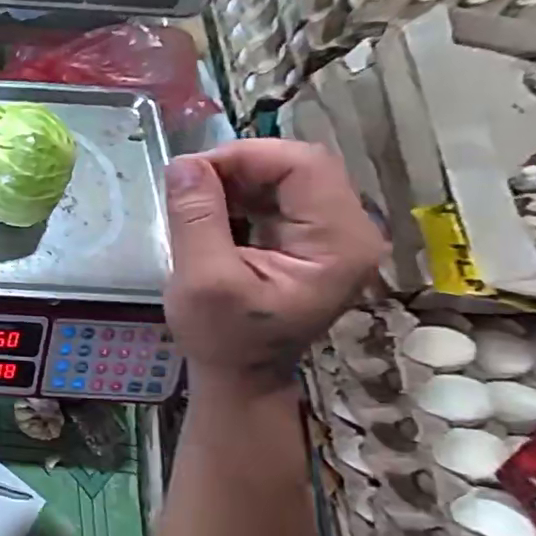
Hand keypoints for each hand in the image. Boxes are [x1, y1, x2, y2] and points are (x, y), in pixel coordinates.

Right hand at [163, 140, 383, 393]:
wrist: (240, 378)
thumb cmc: (223, 339)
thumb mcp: (202, 282)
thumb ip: (196, 218)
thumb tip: (184, 163)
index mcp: (340, 243)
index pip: (303, 166)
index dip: (246, 156)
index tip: (191, 172)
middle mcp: (351, 232)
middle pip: (299, 167)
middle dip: (239, 167)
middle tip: (189, 184)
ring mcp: (333, 235)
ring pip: (287, 178)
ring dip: (237, 180)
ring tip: (196, 199)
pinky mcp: (312, 240)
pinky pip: (280, 197)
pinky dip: (242, 195)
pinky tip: (212, 212)